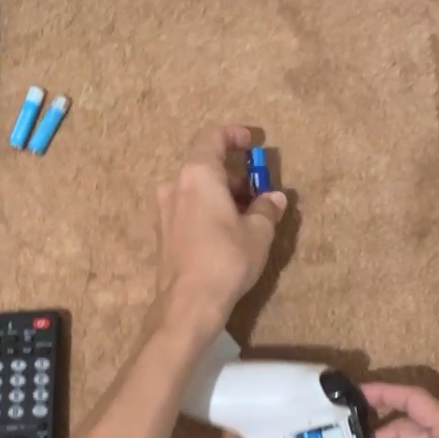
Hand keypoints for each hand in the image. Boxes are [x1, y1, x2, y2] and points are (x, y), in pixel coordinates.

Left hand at [153, 126, 287, 334]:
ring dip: (221, 193)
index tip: (253, 142)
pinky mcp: (163, 233)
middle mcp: (175, 185)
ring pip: (196, 189)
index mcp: (198, 174)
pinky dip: (208, 209)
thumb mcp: (258, 233)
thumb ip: (267, 209)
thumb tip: (275, 198)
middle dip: (233, 173)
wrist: (189, 303)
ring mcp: (165, 210)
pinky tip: (226, 230)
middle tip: (258, 189)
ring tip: (247, 213)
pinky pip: (188, 208)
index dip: (235, 135)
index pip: (213, 137)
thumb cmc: (226, 259)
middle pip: (204, 164)